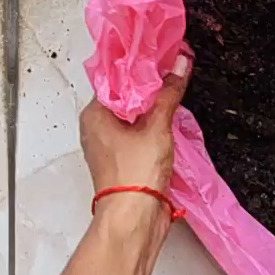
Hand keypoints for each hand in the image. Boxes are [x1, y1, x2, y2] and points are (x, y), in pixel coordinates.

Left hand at [79, 52, 190, 230]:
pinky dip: (152, 125)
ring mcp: (108, 146)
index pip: (115, 79)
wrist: (134, 220)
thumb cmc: (135, 175)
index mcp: (94, 114)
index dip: (138, 66)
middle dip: (148, 86)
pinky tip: (170, 118)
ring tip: (174, 89)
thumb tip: (179, 62)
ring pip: (132, 116)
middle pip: (124, 97)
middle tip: (171, 68)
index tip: (159, 54)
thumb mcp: (156, 126)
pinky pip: (137, 134)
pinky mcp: (122, 160)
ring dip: (152, 107)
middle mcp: (96, 128)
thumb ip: (169, 92)